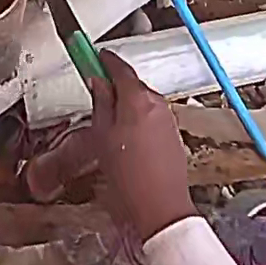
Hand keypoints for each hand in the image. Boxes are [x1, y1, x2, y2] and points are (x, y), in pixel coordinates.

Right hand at [90, 49, 194, 241]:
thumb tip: (98, 83)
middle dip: (114, 85)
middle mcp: (156, 103)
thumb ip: (101, 103)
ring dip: (126, 103)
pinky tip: (126, 138)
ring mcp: (168, 118)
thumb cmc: (129, 176)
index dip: (104, 60)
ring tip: (108, 125)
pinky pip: (151, 116)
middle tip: (95, 93)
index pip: (119, 67)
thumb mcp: (102, 135)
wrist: (160, 209)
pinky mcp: (173, 133)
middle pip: (131, 84)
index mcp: (137, 99)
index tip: (92, 55)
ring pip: (141, 101)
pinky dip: (137, 118)